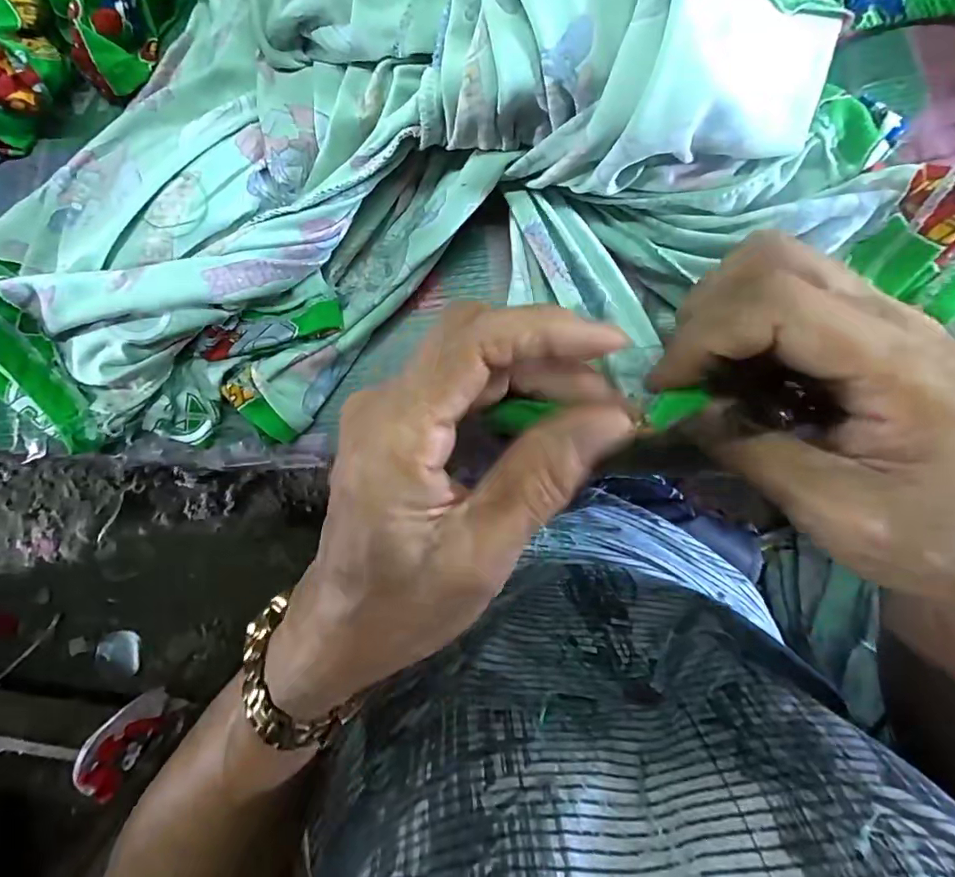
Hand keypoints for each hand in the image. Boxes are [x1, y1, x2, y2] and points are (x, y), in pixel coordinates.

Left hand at [265, 303, 637, 719]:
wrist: (340, 625)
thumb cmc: (404, 604)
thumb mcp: (482, 551)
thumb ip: (543, 475)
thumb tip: (614, 416)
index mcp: (397, 427)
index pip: (472, 342)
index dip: (545, 331)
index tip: (612, 345)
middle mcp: (384, 399)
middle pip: (471, 338)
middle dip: (546, 353)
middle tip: (609, 400)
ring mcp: (386, 405)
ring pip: (467, 356)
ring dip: (532, 371)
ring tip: (591, 411)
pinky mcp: (395, 419)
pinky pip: (457, 383)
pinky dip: (507, 391)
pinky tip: (546, 419)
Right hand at [647, 232, 954, 646]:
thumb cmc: (926, 545)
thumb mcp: (831, 512)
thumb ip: (750, 450)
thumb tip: (683, 409)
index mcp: (903, 368)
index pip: (778, 299)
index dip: (705, 333)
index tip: (667, 385)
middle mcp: (901, 324)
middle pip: (776, 259)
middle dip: (708, 310)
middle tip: (689, 371)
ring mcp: (891, 319)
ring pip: (780, 263)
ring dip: (723, 309)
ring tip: (711, 368)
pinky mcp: (874, 329)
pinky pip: (792, 291)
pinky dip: (745, 320)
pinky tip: (744, 371)